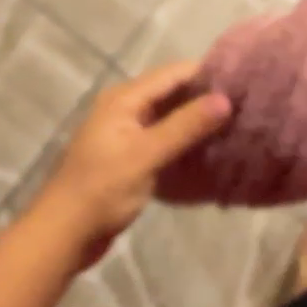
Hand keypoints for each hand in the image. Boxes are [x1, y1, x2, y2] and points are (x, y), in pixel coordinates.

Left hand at [29, 62, 231, 265]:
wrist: (63, 233)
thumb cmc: (103, 189)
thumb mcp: (147, 155)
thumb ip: (185, 126)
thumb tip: (225, 98)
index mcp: (124, 97)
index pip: (173, 73)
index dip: (206, 74)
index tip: (242, 82)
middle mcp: (124, 106)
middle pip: (170, 92)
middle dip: (202, 97)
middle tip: (243, 106)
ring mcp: (124, 132)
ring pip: (167, 116)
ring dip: (193, 120)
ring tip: (232, 126)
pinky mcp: (127, 156)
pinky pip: (161, 137)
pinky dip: (181, 140)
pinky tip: (206, 150)